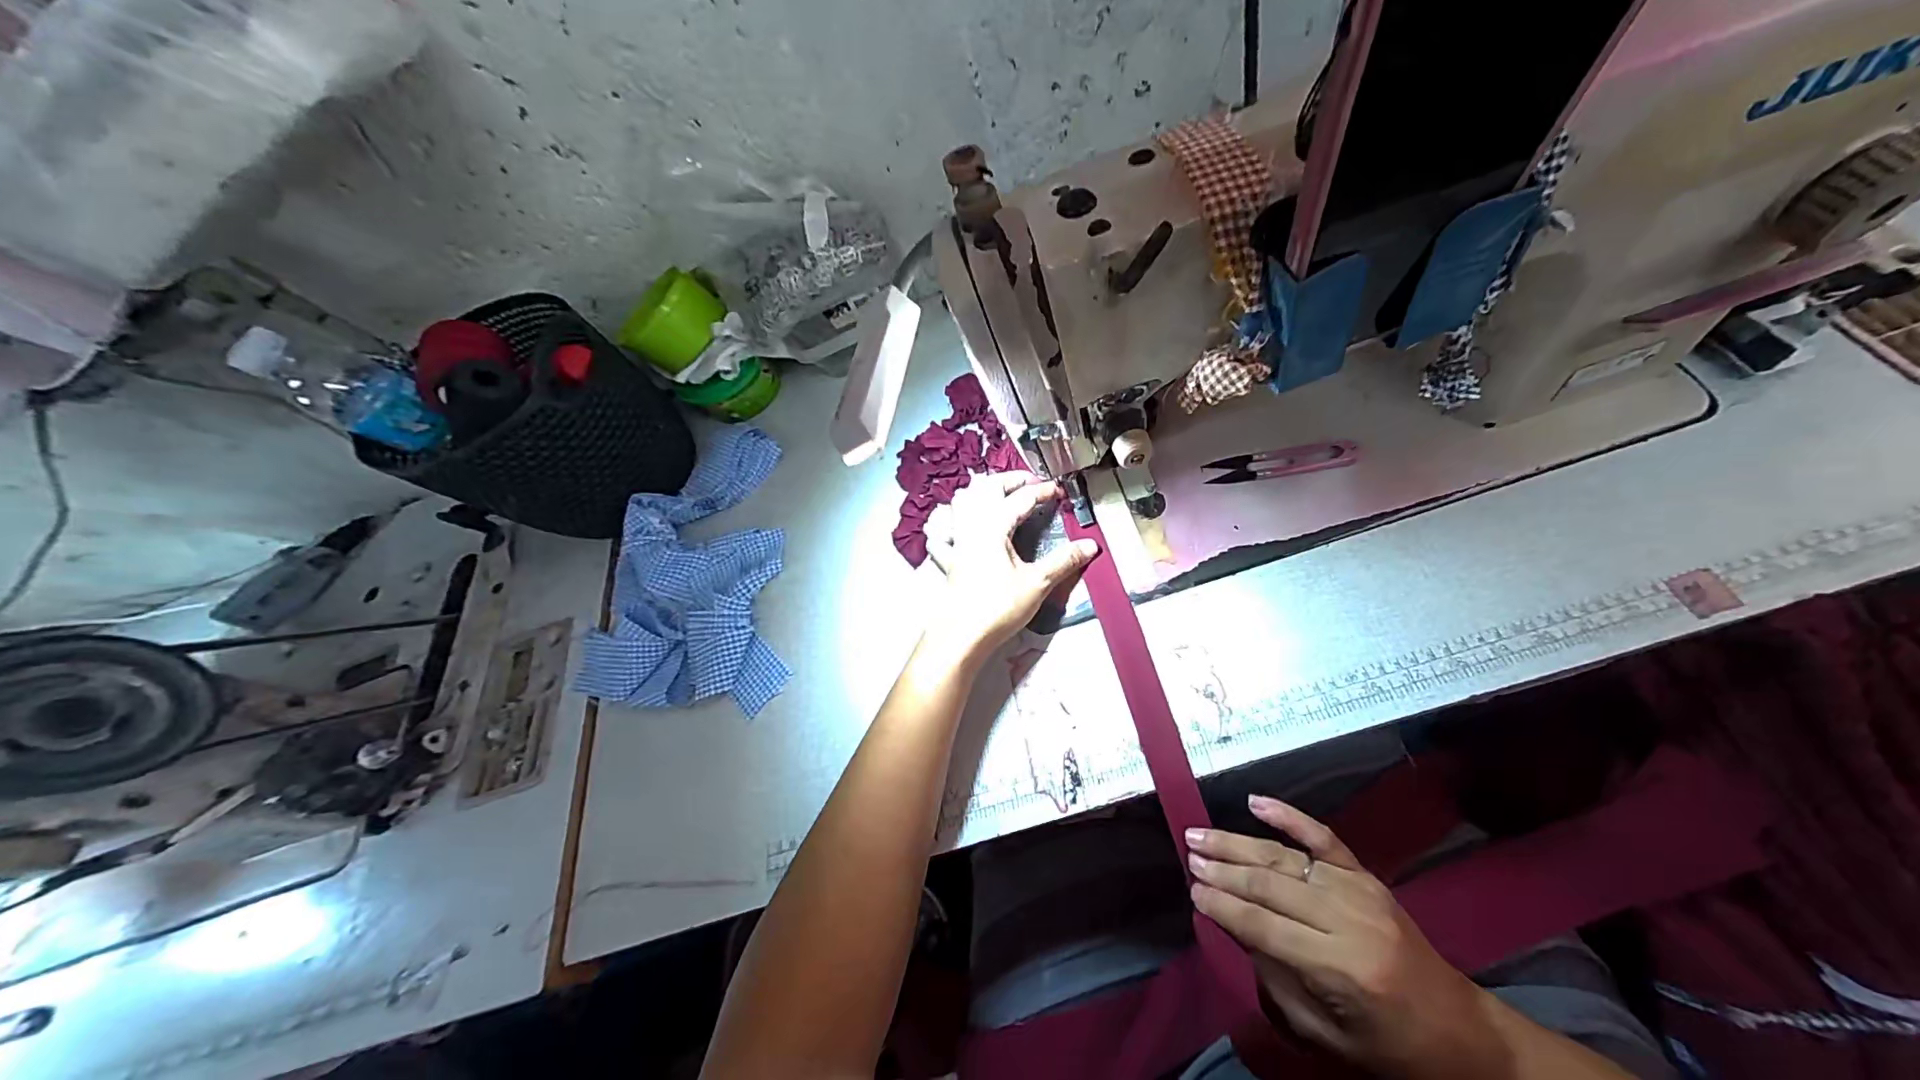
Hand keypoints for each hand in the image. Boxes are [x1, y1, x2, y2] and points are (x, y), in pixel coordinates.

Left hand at [919, 473, 1097, 664]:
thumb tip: (1090, 546)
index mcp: (994, 526)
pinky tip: (955, 526)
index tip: (1058, 492)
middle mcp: (971, 526)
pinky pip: (941, 533)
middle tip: (1029, 483)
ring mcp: (956, 541)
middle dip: (1008, 479)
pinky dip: (948, 523)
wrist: (962, 635)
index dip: (1042, 490)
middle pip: (985, 487)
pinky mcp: (948, 560)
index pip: (1021, 497)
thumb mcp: (1038, 583)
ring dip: (977, 493)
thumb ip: (1064, 560)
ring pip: (959, 503)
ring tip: (995, 495)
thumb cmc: (998, 607)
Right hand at [1188, 797, 1510, 1079]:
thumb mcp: (1324, 1033)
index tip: (1191, 892)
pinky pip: (1323, 838)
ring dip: (1238, 844)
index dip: (1222, 907)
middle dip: (1223, 871)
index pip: (1263, 926)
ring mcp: (1361, 891)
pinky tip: (1256, 801)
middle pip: (1270, 885)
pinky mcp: (1368, 877)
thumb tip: (1232, 924)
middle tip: (1188, 857)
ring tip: (1200, 835)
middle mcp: (1350, 920)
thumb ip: (1275, 977)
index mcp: (1341, 969)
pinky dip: (1288, 816)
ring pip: (1286, 858)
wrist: (1462, 1034)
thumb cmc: (1388, 1046)